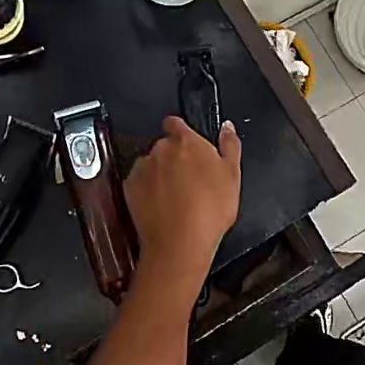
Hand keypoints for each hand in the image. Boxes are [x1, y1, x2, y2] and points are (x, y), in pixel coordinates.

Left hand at [125, 117, 241, 265]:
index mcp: (188, 141)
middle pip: (165, 146)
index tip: (188, 144)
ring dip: (161, 174)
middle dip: (175, 158)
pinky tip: (164, 205)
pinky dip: (148, 190)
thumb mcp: (233, 175)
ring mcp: (143, 168)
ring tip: (178, 196)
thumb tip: (227, 127)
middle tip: (192, 180)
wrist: (180, 242)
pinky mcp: (130, 187)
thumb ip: (230, 145)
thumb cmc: (209, 210)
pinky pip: (140, 182)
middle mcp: (161, 149)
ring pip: (152, 164)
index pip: (175, 122)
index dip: (180, 131)